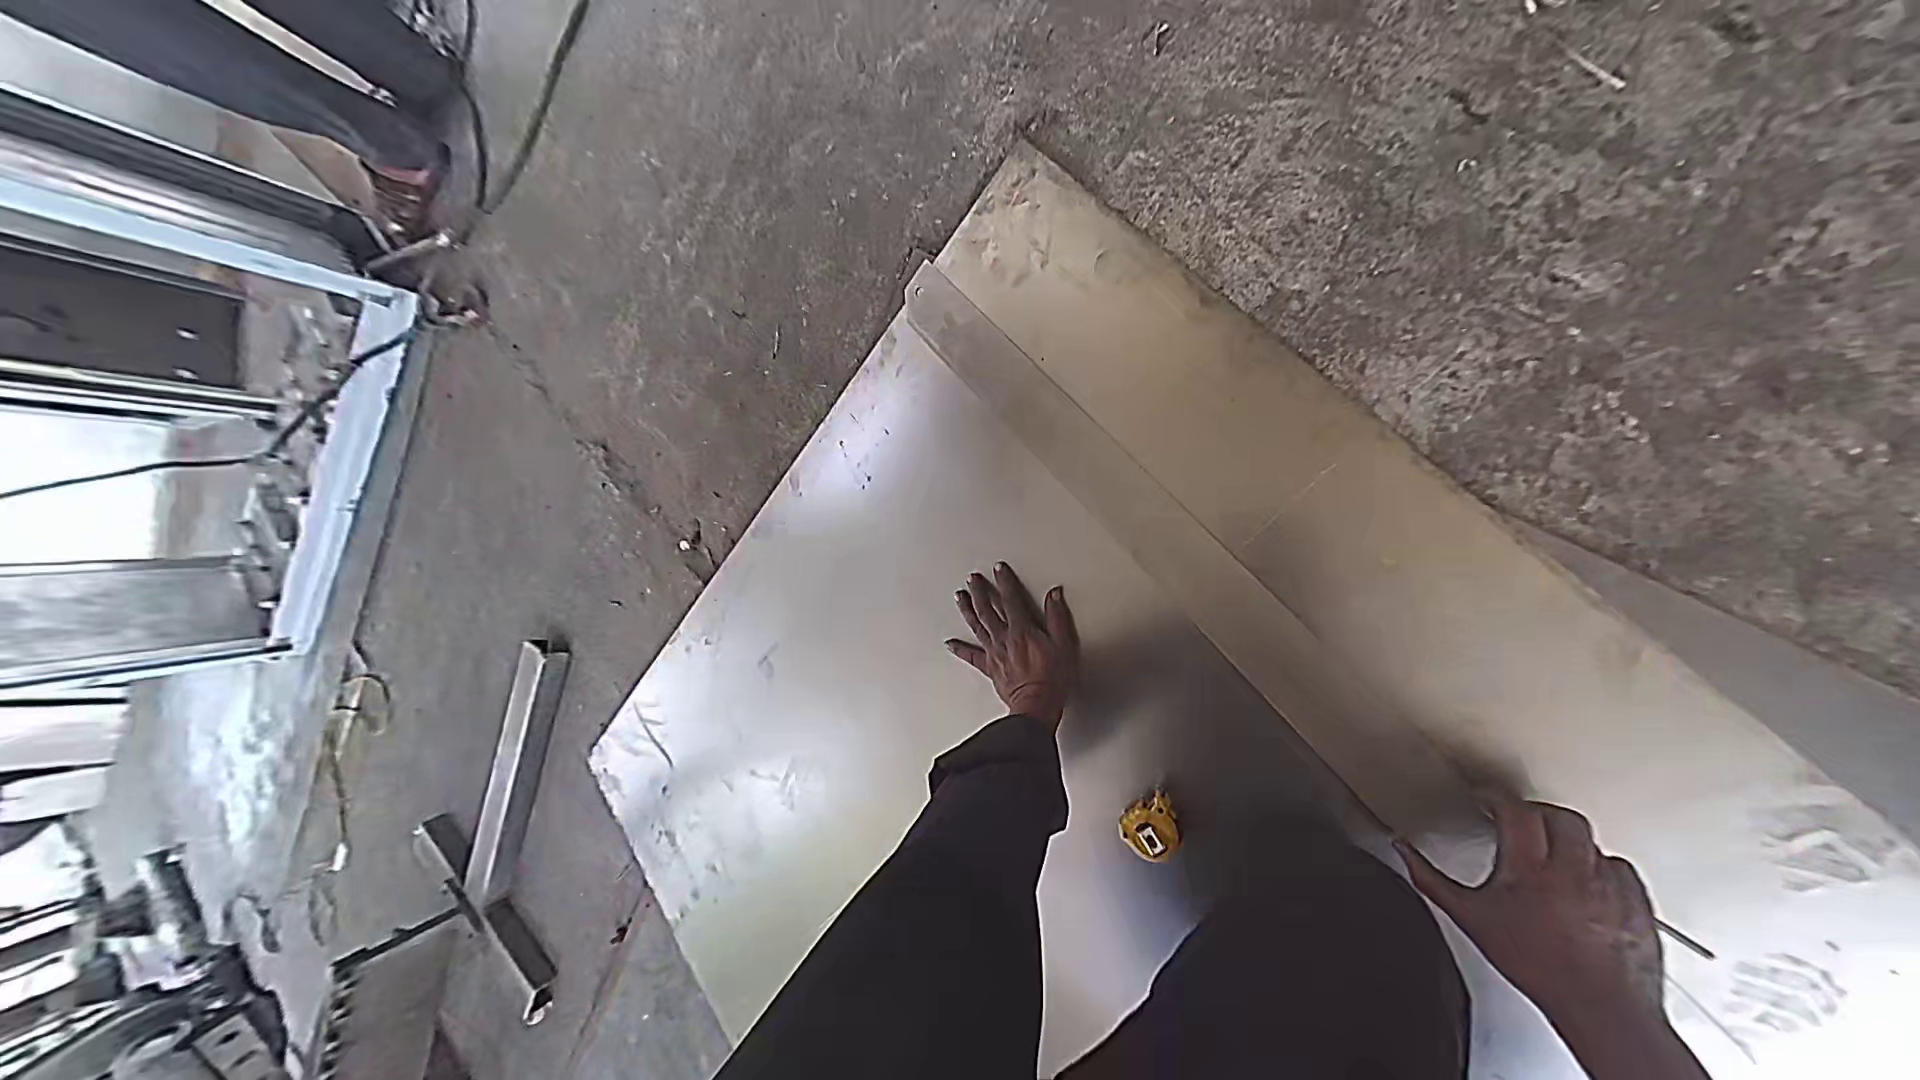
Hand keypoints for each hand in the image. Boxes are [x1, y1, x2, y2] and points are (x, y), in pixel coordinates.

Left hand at [945, 563, 1078, 731]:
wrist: (1037, 704)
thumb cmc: (1052, 678)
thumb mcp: (1063, 644)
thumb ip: (1057, 617)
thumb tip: (1054, 594)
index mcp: (1022, 630)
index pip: (1011, 599)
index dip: (1005, 581)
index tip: (998, 569)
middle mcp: (1004, 638)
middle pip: (987, 609)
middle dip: (979, 591)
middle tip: (972, 578)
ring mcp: (994, 653)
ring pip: (976, 626)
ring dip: (967, 610)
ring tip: (959, 597)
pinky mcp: (990, 668)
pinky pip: (971, 656)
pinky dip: (959, 649)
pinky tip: (950, 643)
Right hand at [1395, 802, 1663, 1019]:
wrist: (1599, 1011)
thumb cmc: (1536, 966)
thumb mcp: (1469, 917)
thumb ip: (1430, 877)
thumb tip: (1404, 851)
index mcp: (1530, 871)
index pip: (1516, 812)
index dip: (1497, 800)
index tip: (1486, 801)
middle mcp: (1573, 873)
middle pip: (1560, 817)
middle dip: (1535, 811)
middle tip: (1519, 818)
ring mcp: (1610, 888)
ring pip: (1592, 839)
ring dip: (1567, 837)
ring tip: (1550, 846)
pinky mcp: (1638, 905)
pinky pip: (1621, 867)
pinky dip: (1602, 865)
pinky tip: (1586, 876)